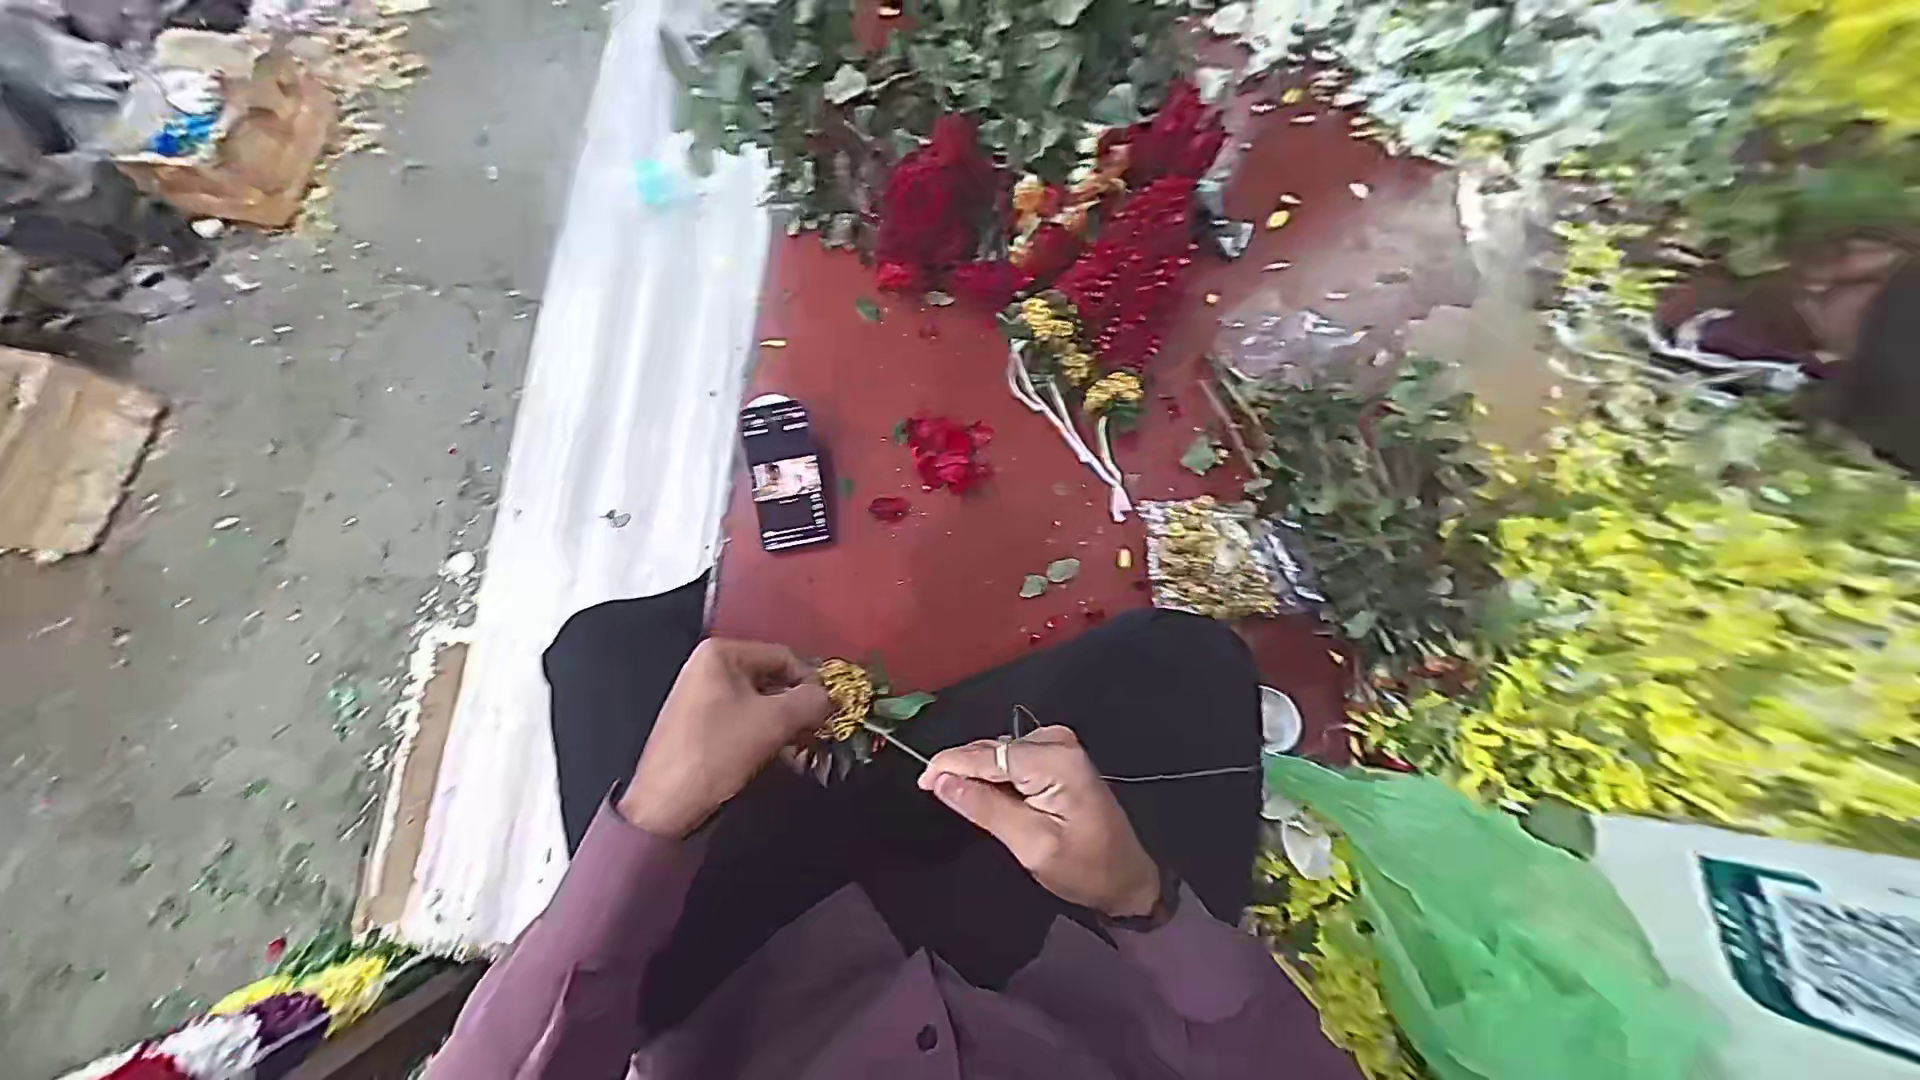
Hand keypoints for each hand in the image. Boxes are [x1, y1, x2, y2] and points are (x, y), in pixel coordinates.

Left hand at [617, 639, 830, 837]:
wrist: (664, 806)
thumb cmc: (717, 753)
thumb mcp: (774, 721)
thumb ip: (812, 701)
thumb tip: (830, 699)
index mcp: (721, 654)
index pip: (785, 657)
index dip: (811, 683)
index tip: (828, 710)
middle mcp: (709, 667)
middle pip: (774, 679)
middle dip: (799, 707)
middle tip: (818, 731)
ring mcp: (703, 695)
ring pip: (762, 702)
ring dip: (786, 724)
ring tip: (802, 748)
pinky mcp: (701, 723)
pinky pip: (746, 718)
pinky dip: (766, 734)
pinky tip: (782, 755)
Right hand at [918, 725, 1160, 918]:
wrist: (1128, 874)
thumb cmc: (1085, 867)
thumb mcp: (1031, 845)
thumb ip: (984, 808)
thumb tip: (940, 781)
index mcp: (1053, 759)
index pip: (986, 754)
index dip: (948, 765)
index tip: (921, 783)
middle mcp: (1055, 739)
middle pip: (991, 749)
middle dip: (962, 770)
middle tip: (938, 798)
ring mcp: (1057, 742)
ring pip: (998, 752)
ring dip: (978, 774)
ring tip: (965, 802)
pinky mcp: (1057, 751)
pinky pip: (1011, 757)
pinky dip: (996, 775)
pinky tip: (991, 797)